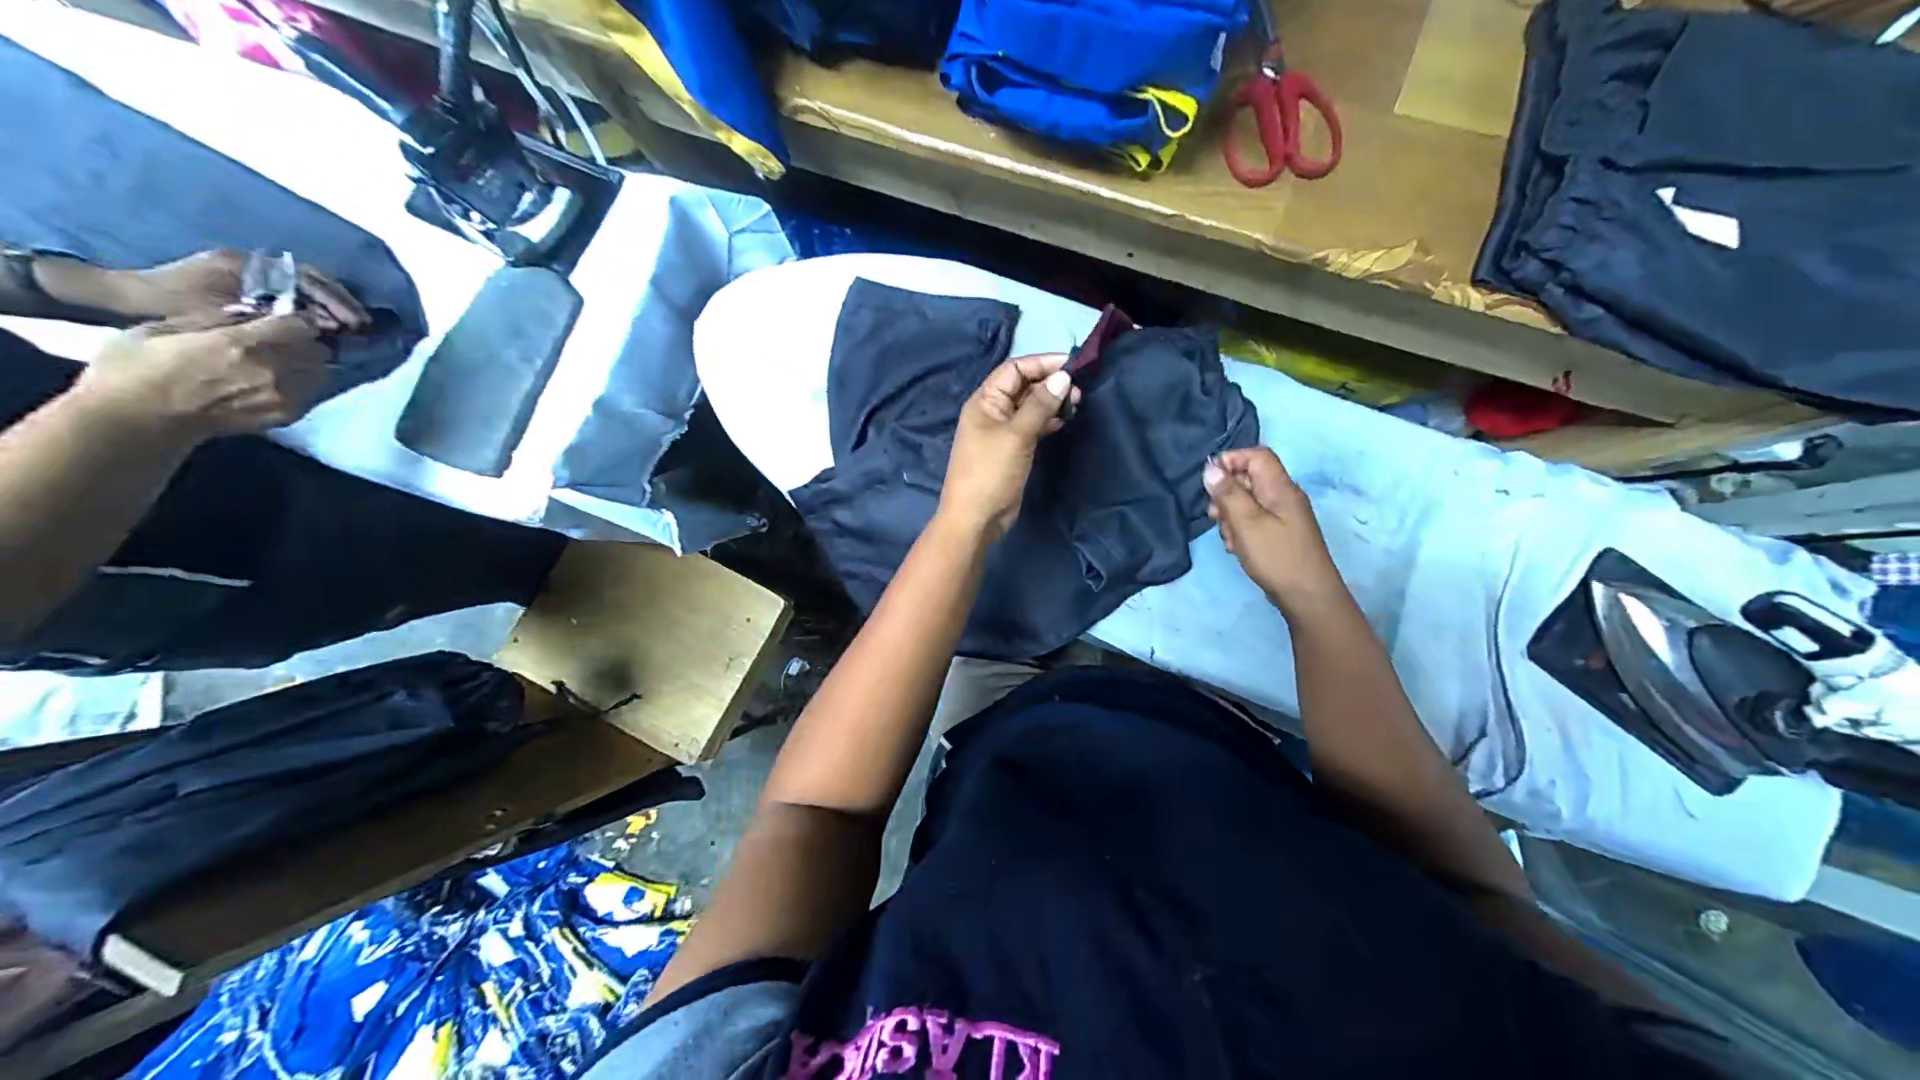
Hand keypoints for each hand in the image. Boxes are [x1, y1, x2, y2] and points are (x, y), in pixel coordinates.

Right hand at [75, 310, 332, 437]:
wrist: (138, 419)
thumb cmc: (135, 368)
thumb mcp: (163, 327)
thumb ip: (213, 318)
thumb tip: (250, 312)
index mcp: (241, 342)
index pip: (300, 325)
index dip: (299, 319)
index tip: (290, 318)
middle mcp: (272, 369)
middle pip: (318, 349)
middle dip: (306, 342)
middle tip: (288, 341)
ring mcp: (284, 395)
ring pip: (321, 372)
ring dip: (308, 364)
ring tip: (286, 362)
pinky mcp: (287, 415)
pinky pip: (311, 394)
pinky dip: (303, 385)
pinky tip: (281, 383)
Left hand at [107, 250, 369, 329]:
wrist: (119, 296)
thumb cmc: (167, 305)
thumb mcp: (219, 313)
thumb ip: (270, 317)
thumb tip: (317, 324)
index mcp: (246, 265)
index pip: (307, 278)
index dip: (336, 301)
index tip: (357, 323)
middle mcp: (250, 261)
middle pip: (311, 277)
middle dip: (340, 301)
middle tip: (363, 324)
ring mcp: (246, 268)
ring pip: (304, 282)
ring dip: (330, 303)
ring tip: (349, 325)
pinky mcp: (241, 280)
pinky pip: (290, 288)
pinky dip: (313, 303)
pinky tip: (324, 321)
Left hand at [936, 353, 1080, 541]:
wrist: (976, 518)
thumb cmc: (990, 472)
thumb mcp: (1016, 435)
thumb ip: (1040, 404)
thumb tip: (1064, 376)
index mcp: (984, 401)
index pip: (1014, 369)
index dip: (1042, 363)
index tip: (1073, 365)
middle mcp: (992, 411)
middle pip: (1023, 386)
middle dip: (1050, 383)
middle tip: (1079, 390)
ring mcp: (1002, 431)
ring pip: (1030, 406)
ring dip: (1052, 402)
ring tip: (1077, 403)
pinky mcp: (1013, 449)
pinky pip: (1032, 425)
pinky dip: (1048, 421)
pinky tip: (1065, 420)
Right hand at [1205, 447, 1347, 613]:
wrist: (1308, 596)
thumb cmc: (1276, 556)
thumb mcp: (1246, 523)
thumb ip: (1228, 493)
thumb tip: (1210, 468)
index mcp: (1280, 487)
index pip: (1257, 455)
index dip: (1231, 460)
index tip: (1209, 481)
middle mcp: (1284, 496)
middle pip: (1250, 478)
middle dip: (1227, 492)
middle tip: (1214, 515)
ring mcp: (1284, 515)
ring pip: (1249, 501)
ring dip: (1231, 514)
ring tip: (1227, 536)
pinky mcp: (1280, 533)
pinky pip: (1255, 519)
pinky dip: (1241, 528)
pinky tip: (1236, 546)